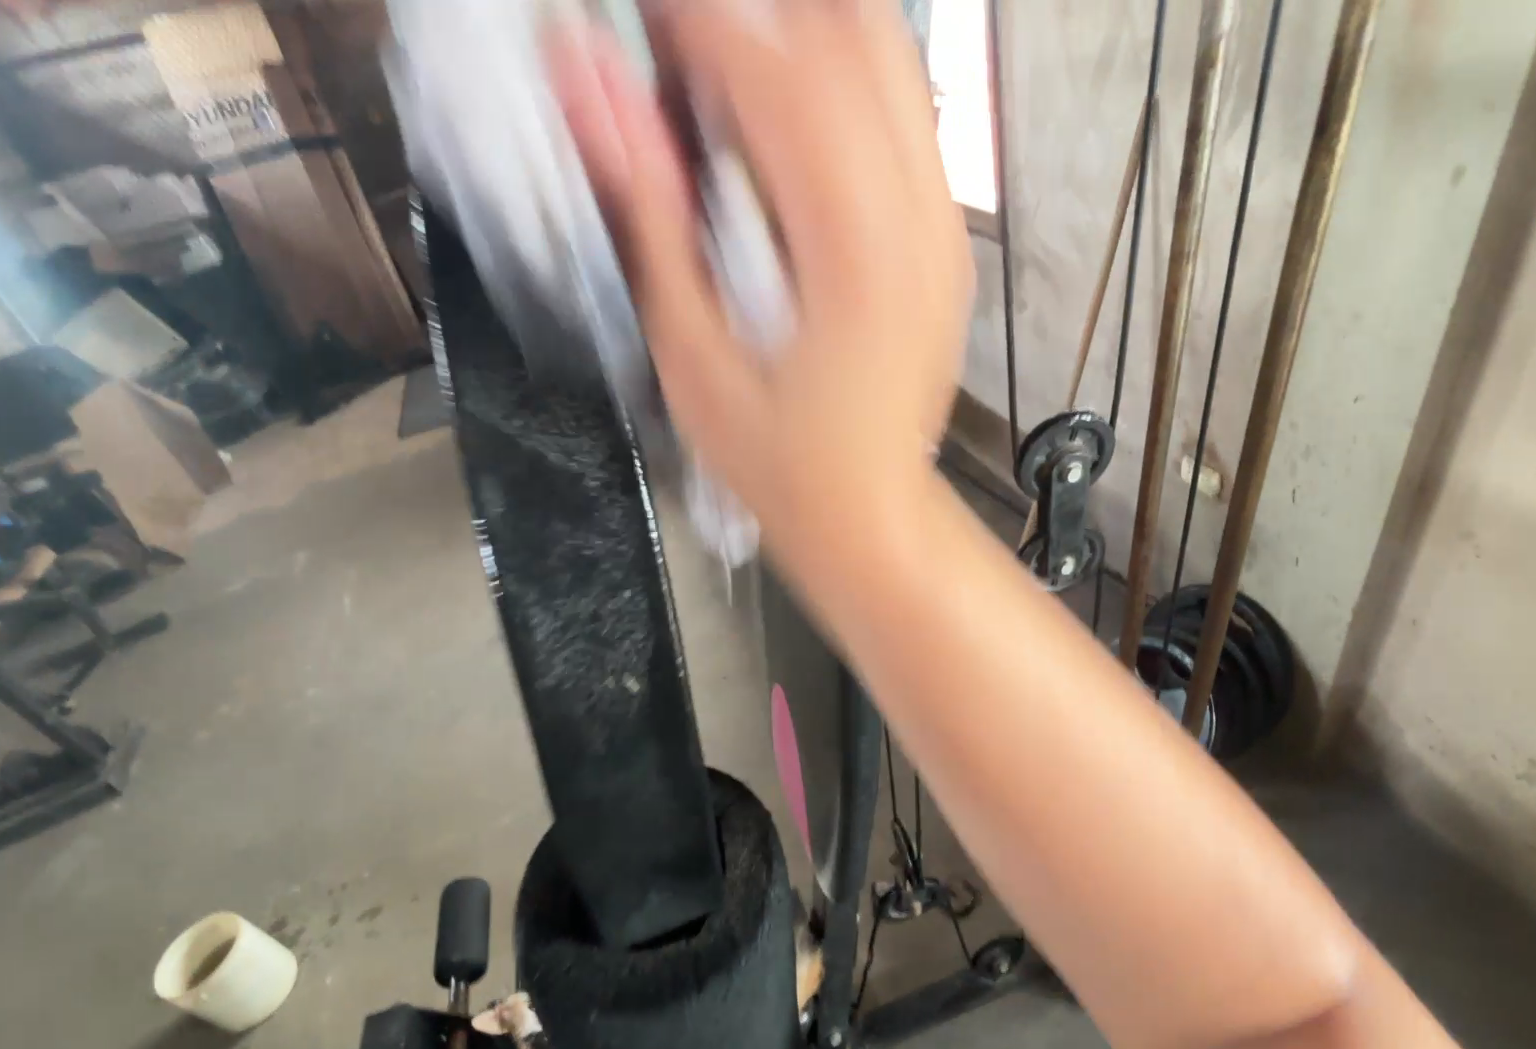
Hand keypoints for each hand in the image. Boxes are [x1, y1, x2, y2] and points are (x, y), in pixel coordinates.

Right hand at [548, 1, 973, 557]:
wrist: (868, 512)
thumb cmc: (784, 461)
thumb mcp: (692, 349)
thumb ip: (647, 210)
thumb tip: (593, 98)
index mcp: (853, 253)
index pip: (784, 78)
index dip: (706, 24)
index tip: (648, 18)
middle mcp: (917, 223)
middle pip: (857, 37)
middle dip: (760, 18)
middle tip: (685, 37)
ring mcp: (942, 227)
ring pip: (892, 62)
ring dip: (804, 36)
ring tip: (726, 67)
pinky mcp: (942, 238)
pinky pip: (905, 116)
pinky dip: (839, 83)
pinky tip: (783, 118)